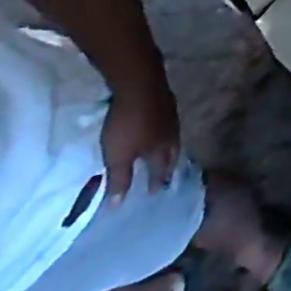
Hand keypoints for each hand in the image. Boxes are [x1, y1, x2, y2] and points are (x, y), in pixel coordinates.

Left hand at [99, 82, 181, 204]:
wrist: (139, 84)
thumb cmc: (127, 125)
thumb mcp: (117, 157)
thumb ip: (119, 180)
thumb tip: (118, 206)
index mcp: (161, 150)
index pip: (161, 171)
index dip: (156, 182)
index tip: (153, 193)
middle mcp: (171, 134)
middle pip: (172, 153)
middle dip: (168, 165)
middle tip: (164, 174)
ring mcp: (171, 115)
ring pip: (172, 135)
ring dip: (168, 146)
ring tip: (162, 150)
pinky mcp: (167, 99)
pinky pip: (167, 120)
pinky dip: (163, 129)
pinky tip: (157, 126)